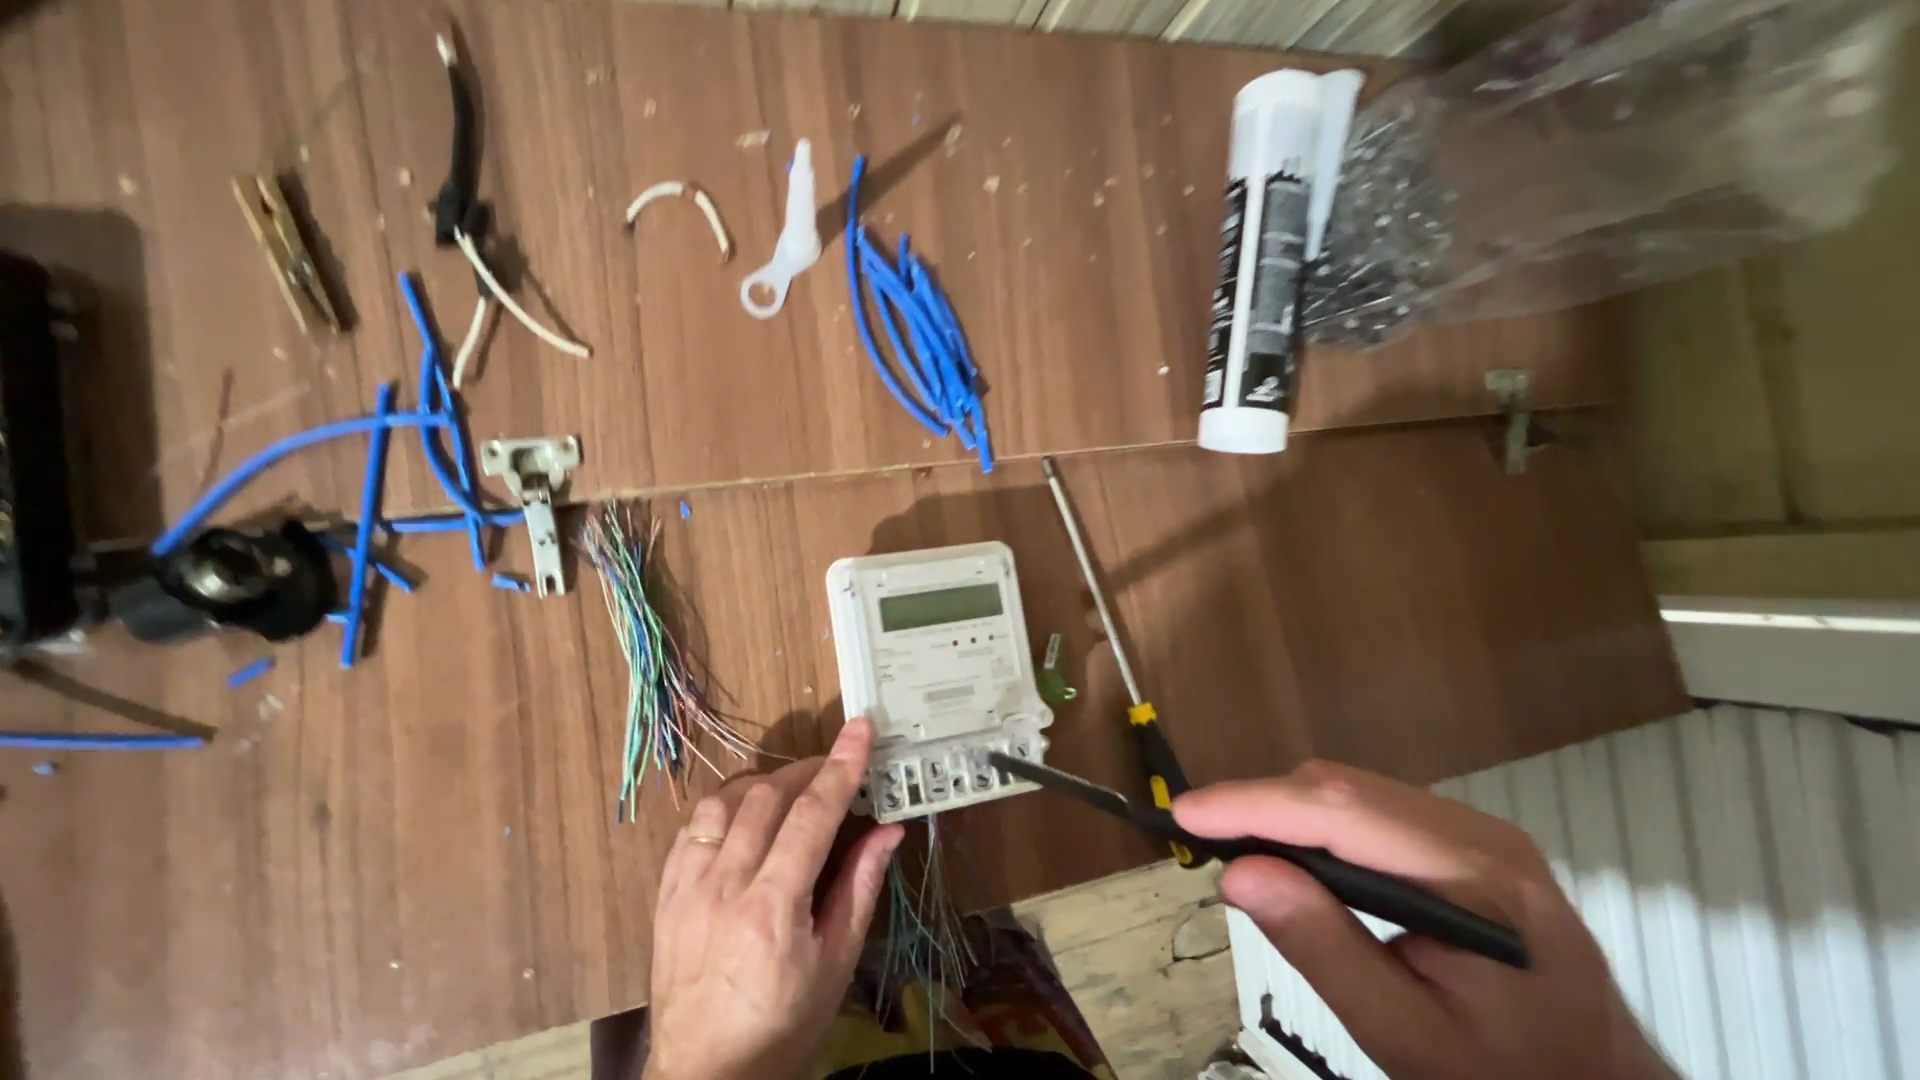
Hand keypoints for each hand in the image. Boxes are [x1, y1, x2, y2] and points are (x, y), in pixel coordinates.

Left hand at [646, 718, 904, 1079]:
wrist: (705, 1076)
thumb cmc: (783, 1026)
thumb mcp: (837, 965)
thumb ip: (859, 888)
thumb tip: (888, 830)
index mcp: (772, 909)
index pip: (811, 816)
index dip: (841, 767)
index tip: (860, 729)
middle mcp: (724, 888)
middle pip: (767, 798)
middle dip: (808, 770)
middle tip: (836, 768)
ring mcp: (686, 889)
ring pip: (724, 803)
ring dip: (764, 784)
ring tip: (792, 791)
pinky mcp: (665, 896)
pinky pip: (691, 828)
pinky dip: (724, 808)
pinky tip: (745, 815)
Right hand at [1175, 761, 1675, 1079]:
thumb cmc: (1503, 1076)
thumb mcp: (1406, 1035)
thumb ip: (1324, 949)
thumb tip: (1239, 874)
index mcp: (1476, 878)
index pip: (1343, 813)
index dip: (1255, 805)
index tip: (1185, 814)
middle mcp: (1479, 831)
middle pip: (1345, 788)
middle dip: (1263, 806)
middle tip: (1204, 845)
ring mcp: (1475, 829)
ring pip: (1352, 789)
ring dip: (1286, 812)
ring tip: (1243, 854)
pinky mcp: (1463, 839)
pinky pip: (1370, 808)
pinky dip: (1316, 823)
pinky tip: (1299, 860)